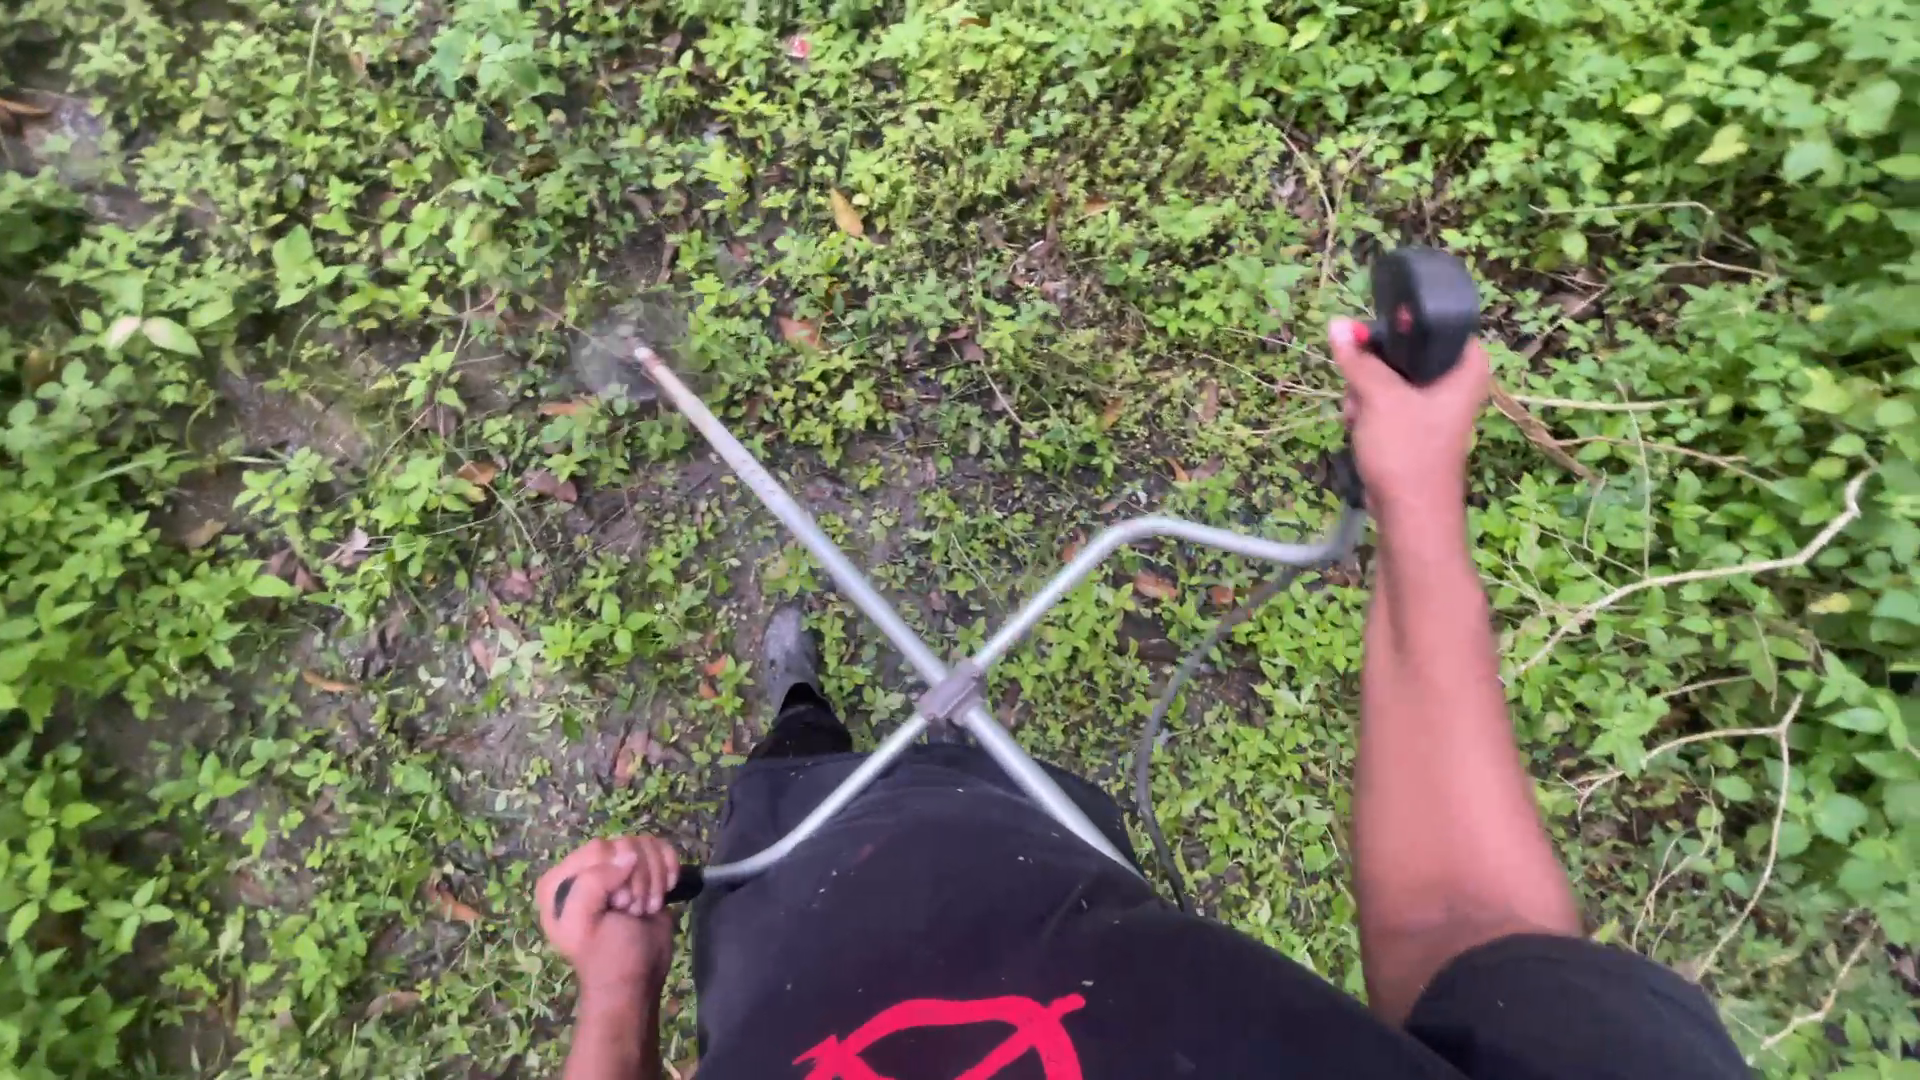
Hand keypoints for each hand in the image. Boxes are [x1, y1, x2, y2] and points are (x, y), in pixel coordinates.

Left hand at [536, 836, 679, 999]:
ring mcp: (615, 868)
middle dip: (638, 877)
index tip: (618, 905)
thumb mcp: (582, 924)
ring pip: (645, 845)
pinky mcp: (643, 871)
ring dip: (654, 877)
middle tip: (633, 908)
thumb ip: (592, 884)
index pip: (599, 849)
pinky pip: (661, 848)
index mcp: (560, 882)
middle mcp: (585, 869)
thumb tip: (629, 857)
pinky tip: (666, 889)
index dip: (615, 874)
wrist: (638, 977)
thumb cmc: (606, 956)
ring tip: (646, 906)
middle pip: (625, 845)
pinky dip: (669, 867)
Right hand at [1327, 317, 1489, 519]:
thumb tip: (1337, 324)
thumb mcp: (1379, 398)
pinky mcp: (1414, 426)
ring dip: (1364, 395)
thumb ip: (1359, 360)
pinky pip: (1385, 404)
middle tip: (1362, 392)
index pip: (1432, 325)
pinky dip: (1368, 413)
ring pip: (1387, 380)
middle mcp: (1455, 381)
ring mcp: (1433, 406)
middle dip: (1371, 372)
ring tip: (1360, 417)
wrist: (1409, 511)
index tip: (1369, 345)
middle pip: (1402, 353)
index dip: (1397, 330)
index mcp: (1466, 365)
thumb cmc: (1406, 450)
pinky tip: (1359, 428)